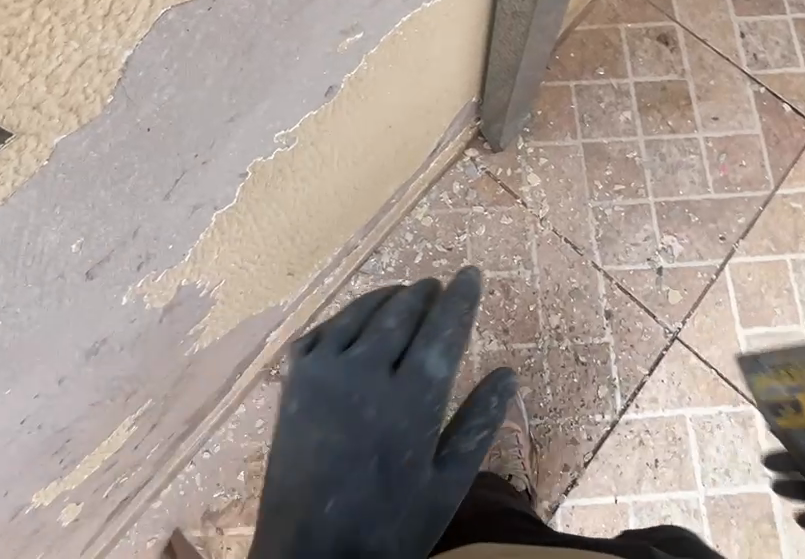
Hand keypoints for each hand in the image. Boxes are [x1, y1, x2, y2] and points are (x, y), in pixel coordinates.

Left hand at [249, 267, 517, 558]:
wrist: (308, 555)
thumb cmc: (389, 527)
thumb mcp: (446, 486)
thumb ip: (479, 424)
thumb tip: (510, 373)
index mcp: (412, 400)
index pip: (444, 328)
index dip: (461, 297)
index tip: (472, 273)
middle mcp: (368, 372)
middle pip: (403, 312)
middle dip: (425, 293)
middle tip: (437, 284)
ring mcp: (325, 372)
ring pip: (364, 312)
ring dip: (389, 296)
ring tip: (404, 292)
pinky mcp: (295, 380)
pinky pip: (325, 327)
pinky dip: (347, 314)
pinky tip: (356, 318)